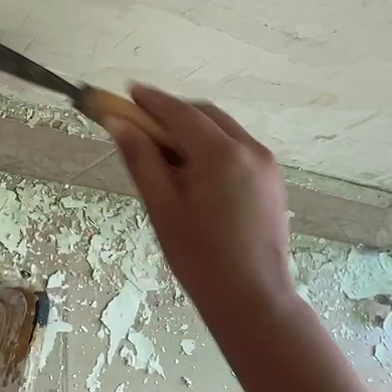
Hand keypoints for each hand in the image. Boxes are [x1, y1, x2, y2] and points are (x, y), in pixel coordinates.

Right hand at [105, 84, 297, 327]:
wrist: (253, 298)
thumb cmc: (199, 256)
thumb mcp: (162, 206)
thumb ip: (141, 159)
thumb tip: (118, 123)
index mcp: (222, 153)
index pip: (180, 112)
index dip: (152, 101)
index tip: (128, 92)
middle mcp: (250, 149)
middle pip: (205, 115)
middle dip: (172, 114)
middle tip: (141, 127)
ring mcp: (267, 166)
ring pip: (224, 131)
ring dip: (193, 131)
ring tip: (164, 156)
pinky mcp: (273, 182)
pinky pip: (238, 150)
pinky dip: (213, 148)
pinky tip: (194, 174)